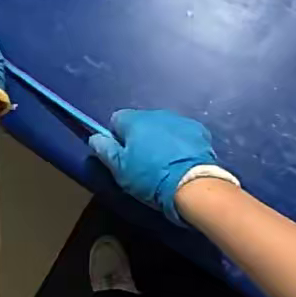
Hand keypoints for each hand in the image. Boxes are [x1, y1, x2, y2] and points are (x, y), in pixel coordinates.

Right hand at [89, 110, 235, 224]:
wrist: (192, 183)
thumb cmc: (150, 177)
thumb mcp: (119, 169)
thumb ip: (105, 150)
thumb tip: (96, 137)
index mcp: (135, 120)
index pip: (117, 119)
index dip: (117, 137)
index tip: (122, 155)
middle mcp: (158, 113)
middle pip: (142, 122)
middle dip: (140, 137)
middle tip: (142, 162)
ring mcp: (181, 119)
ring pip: (163, 126)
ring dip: (160, 139)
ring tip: (163, 163)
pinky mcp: (199, 129)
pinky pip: (183, 133)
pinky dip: (180, 143)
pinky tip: (181, 160)